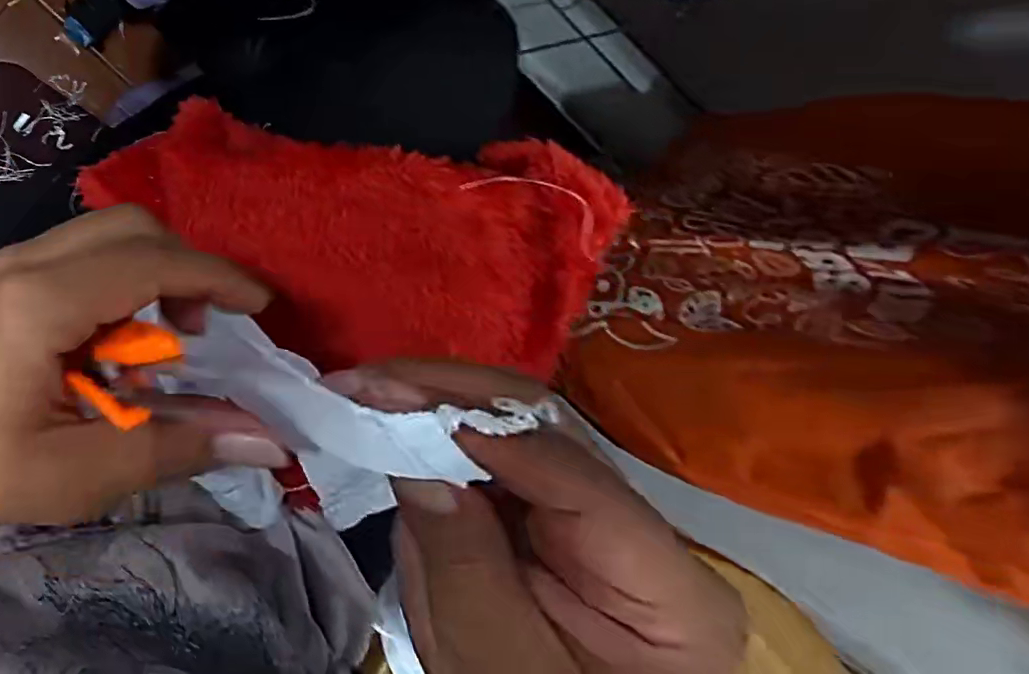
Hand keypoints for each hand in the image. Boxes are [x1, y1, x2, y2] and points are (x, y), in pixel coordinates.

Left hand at [0, 205, 288, 526]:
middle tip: (204, 330)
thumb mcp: (79, 474)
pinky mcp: (12, 267)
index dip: (215, 277)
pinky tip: (116, 332)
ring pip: (112, 228)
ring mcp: (16, 256)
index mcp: (40, 303)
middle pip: (134, 226)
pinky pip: (88, 246)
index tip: (260, 305)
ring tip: (162, 336)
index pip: (151, 262)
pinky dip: (125, 274)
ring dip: (155, 268)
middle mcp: (28, 259)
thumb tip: (263, 443)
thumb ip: (175, 448)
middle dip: (187, 267)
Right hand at [327, 361, 745, 673]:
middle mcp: (633, 521)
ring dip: (432, 396)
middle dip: (448, 394)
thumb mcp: (492, 657)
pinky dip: (432, 421)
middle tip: (366, 383)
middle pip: (544, 426)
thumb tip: (413, 461)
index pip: (579, 483)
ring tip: (365, 388)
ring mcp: (584, 500)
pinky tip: (389, 410)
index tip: (404, 405)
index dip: (492, 434)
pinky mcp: (539, 496)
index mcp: (663, 587)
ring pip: (512, 417)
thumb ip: (461, 561)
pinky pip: (486, 440)